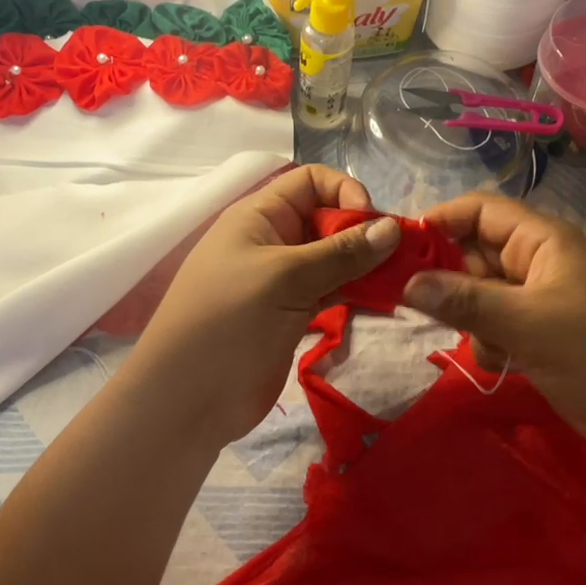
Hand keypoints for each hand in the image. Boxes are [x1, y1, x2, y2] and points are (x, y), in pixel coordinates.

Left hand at [124, 165, 400, 444]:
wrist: (186, 403)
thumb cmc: (228, 324)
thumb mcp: (285, 279)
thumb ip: (341, 253)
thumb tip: (393, 228)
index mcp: (259, 216)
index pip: (312, 181)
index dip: (346, 192)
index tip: (374, 225)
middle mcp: (272, 241)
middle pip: (328, 219)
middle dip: (364, 233)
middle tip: (400, 260)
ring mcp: (281, 281)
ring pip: (333, 259)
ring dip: (365, 266)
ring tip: (400, 283)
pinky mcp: (291, 316)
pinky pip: (330, 292)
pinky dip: (355, 294)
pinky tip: (382, 303)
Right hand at [403, 194, 585, 452]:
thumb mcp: (526, 326)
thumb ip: (464, 301)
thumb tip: (406, 283)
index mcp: (544, 238)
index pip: (479, 210)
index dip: (440, 222)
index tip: (400, 251)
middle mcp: (540, 258)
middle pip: (476, 251)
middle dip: (453, 281)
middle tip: (427, 310)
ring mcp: (541, 294)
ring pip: (481, 290)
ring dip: (472, 318)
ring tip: (490, 346)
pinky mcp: (541, 328)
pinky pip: (496, 320)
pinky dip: (491, 340)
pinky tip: (503, 362)